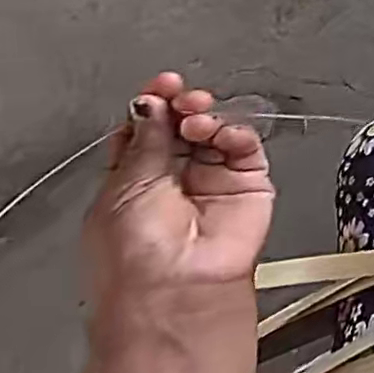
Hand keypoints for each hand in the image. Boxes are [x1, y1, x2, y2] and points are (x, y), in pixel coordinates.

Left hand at [84, 73, 275, 316]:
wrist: (177, 287)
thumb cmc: (134, 256)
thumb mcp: (125, 188)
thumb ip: (145, 141)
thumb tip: (149, 103)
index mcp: (134, 179)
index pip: (146, 130)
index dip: (152, 105)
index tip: (160, 85)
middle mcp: (174, 176)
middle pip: (183, 125)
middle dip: (183, 106)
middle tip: (183, 97)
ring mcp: (213, 177)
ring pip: (216, 131)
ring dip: (207, 117)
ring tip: (198, 119)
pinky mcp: (248, 182)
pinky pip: (246, 146)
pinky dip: (236, 134)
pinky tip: (222, 134)